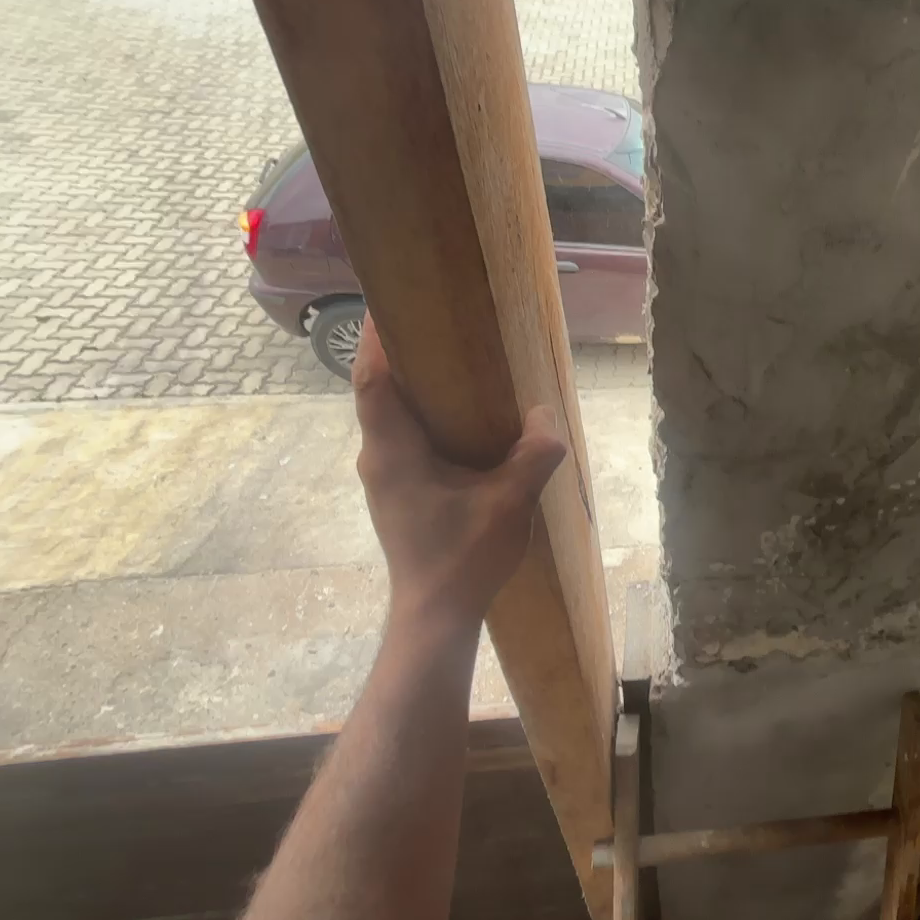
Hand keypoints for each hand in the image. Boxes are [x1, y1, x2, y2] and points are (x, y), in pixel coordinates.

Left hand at [351, 315, 568, 630]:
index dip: (379, 341)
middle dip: (403, 357)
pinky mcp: (399, 494)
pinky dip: (426, 418)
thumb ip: (534, 454)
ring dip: (416, 389)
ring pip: (392, 418)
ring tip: (457, 368)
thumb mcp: (511, 502)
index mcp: (393, 453)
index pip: (372, 382)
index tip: (393, 305)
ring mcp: (386, 478)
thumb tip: (546, 415)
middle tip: (442, 327)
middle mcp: (378, 459)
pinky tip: (463, 423)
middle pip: (379, 393)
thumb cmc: (465, 556)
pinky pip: (405, 440)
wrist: (436, 614)